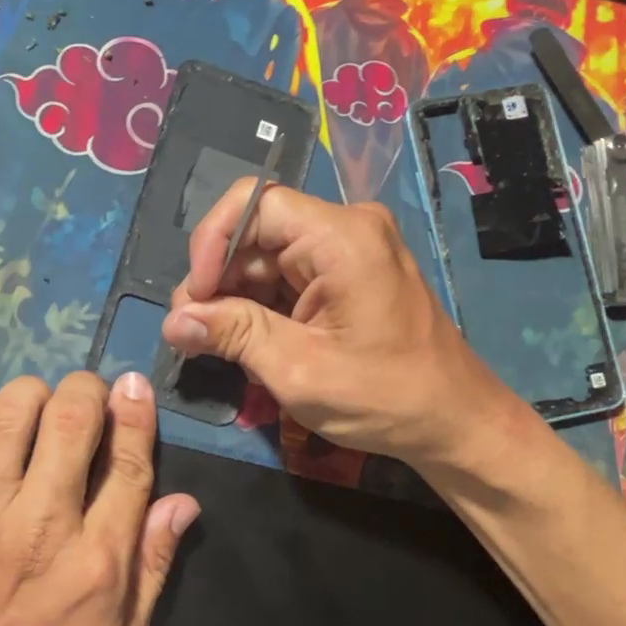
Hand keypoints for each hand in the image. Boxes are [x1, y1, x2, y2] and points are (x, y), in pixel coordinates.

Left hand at [0, 371, 200, 625]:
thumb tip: (181, 502)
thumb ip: (154, 566)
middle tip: (86, 395)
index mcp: (97, 559)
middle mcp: (41, 524)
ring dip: (30, 395)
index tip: (134, 386)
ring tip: (37, 408)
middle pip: (69, 419)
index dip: (135, 413)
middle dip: (85, 389)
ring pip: (7, 416)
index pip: (127, 464)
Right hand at [159, 179, 518, 468]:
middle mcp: (346, 229)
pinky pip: (285, 276)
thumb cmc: (384, 398)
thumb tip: (172, 321)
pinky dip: (258, 306)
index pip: (255, 203)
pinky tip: (242, 341)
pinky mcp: (345, 275)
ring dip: (233, 298)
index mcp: (342, 238)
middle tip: (191, 332)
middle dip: (217, 279)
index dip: (212, 242)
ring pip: (265, 257)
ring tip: (213, 344)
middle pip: (256, 232)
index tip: (195, 297)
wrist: (453, 423)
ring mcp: (348, 251)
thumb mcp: (297, 370)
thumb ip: (232, 335)